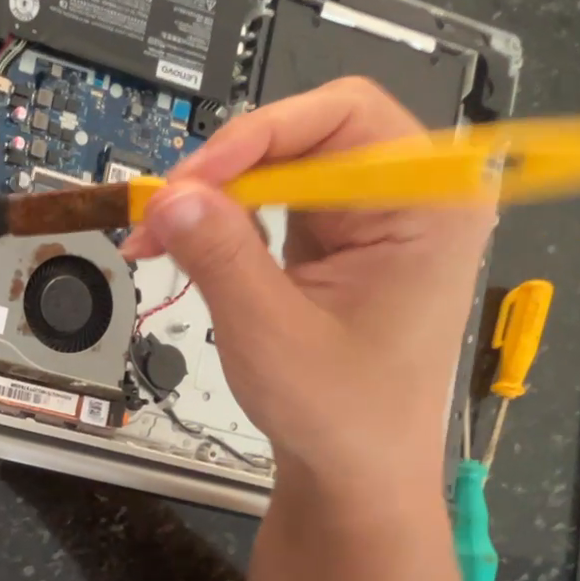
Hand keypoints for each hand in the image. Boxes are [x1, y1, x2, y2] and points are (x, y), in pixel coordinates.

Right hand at [120, 78, 494, 489]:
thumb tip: (168, 196)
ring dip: (209, 194)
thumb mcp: (268, 330)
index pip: (343, 117)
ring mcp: (368, 215)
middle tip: (158, 211)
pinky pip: (268, 201)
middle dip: (223, 166)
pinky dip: (217, 217)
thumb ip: (220, 254)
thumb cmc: (334, 406)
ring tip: (153, 236)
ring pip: (277, 165)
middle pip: (304, 134)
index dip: (258, 134)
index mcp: (426, 204)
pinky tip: (177, 242)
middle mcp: (406, 195)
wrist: (354, 463)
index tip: (187, 180)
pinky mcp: (334, 238)